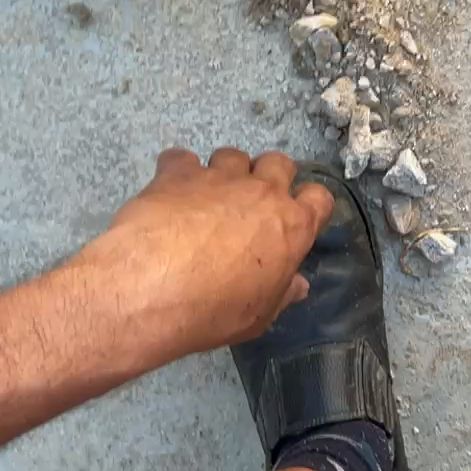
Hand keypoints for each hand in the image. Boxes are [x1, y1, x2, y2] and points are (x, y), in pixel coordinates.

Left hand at [70, 149, 334, 363]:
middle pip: (280, 162)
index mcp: (293, 225)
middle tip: (251, 200)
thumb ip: (283, 293)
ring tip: (207, 196)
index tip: (294, 216)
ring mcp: (221, 178)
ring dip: (225, 172)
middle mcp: (263, 193)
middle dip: (269, 175)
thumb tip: (298, 285)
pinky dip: (177, 171)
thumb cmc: (214, 310)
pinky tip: (169, 191)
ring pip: (233, 155)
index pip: (320, 197)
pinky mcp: (178, 174)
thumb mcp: (260, 314)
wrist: (149, 291)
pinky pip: (181, 158)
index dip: (309, 204)